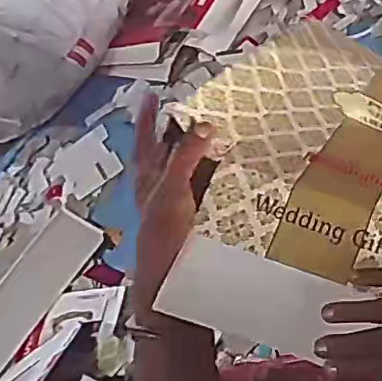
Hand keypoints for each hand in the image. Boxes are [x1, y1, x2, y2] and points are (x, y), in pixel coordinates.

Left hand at [132, 102, 225, 335]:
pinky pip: (211, 188)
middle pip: (169, 153)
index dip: (148, 118)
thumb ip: (184, 160)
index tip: (154, 95)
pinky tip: (237, 174)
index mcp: (147, 179)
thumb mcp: (170, 194)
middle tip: (202, 112)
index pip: (145, 140)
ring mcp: (180, 204)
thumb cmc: (163, 241)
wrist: (174, 285)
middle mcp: (160, 189)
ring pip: (191, 170)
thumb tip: (204, 128)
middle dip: (183, 133)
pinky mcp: (199, 217)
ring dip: (207, 154)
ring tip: (224, 136)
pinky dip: (222, 177)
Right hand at [315, 268, 381, 380]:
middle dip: (343, 344)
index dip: (351, 370)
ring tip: (326, 312)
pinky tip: (356, 276)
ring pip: (376, 310)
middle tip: (317, 344)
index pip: (377, 368)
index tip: (328, 370)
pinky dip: (374, 275)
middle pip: (370, 341)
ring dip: (350, 312)